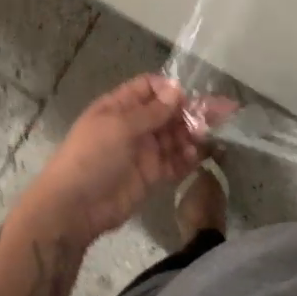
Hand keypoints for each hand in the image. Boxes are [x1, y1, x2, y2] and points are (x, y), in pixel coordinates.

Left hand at [25, 75, 208, 242]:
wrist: (74, 208)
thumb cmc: (91, 157)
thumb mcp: (119, 127)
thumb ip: (151, 111)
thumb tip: (177, 90)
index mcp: (119, 106)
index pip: (149, 88)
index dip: (170, 90)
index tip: (188, 98)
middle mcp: (133, 125)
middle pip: (168, 112)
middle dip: (193, 111)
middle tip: (222, 112)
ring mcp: (143, 151)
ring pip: (175, 137)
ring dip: (193, 134)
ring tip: (210, 135)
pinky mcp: (151, 176)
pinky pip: (174, 162)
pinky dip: (188, 158)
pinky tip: (199, 155)